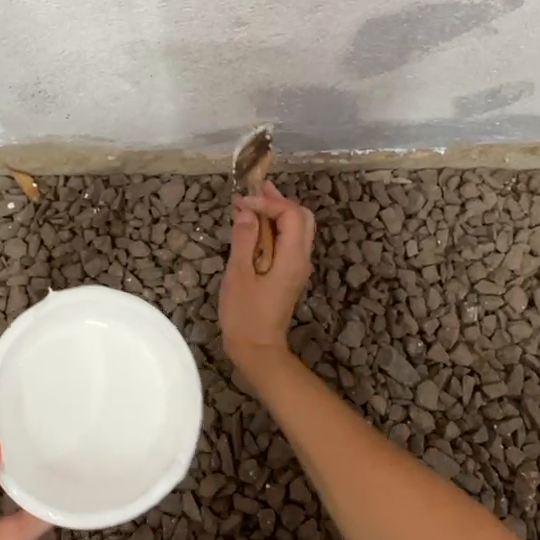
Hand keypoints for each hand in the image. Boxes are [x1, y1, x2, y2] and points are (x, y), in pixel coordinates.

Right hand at [220, 182, 316, 371]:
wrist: (257, 349)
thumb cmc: (245, 314)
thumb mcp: (239, 274)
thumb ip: (244, 239)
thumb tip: (247, 210)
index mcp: (292, 257)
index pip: (290, 214)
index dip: (268, 201)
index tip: (242, 203)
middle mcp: (301, 258)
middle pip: (300, 217)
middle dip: (277, 200)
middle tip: (253, 190)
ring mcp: (297, 267)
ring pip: (296, 228)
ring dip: (275, 212)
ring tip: (250, 202)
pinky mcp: (288, 273)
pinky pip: (287, 241)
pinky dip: (272, 227)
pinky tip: (251, 226)